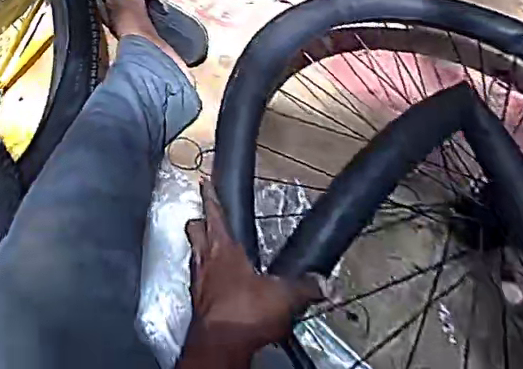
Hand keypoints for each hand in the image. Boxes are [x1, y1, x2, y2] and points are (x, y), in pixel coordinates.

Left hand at [178, 180, 325, 366]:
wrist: (220, 343)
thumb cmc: (245, 310)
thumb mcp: (283, 296)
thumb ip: (306, 287)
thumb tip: (329, 285)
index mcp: (221, 245)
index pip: (213, 211)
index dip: (209, 195)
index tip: (203, 180)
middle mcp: (204, 256)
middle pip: (194, 227)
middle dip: (200, 220)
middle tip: (206, 218)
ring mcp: (198, 278)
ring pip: (193, 251)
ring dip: (200, 248)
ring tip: (213, 251)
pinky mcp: (197, 299)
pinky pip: (197, 279)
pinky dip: (205, 277)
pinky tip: (217, 285)